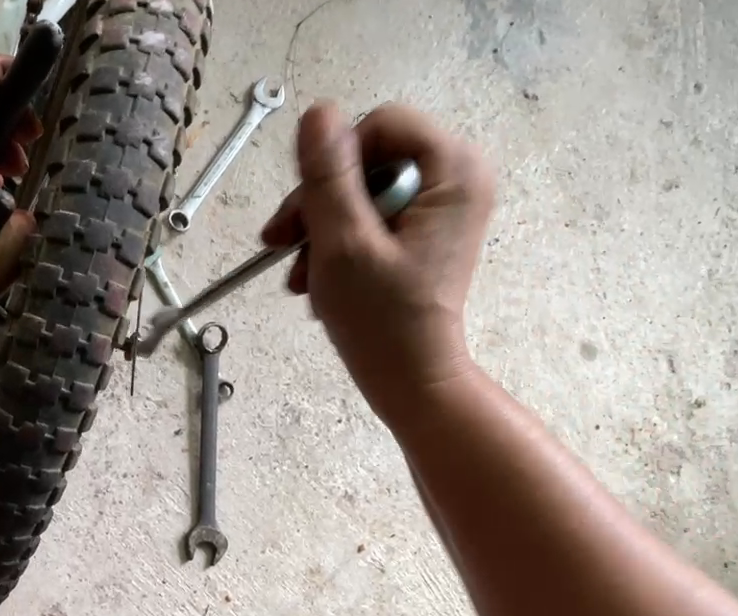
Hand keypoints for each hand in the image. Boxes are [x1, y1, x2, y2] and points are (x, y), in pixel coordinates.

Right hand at [261, 102, 495, 423]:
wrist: (409, 379)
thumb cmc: (380, 320)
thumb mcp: (342, 244)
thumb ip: (328, 177)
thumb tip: (316, 113)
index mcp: (453, 170)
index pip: (380, 125)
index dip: (331, 162)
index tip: (300, 215)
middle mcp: (456, 177)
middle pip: (367, 159)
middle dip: (319, 205)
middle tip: (281, 247)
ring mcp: (441, 206)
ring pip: (360, 191)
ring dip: (319, 230)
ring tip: (300, 276)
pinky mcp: (424, 232)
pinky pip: (370, 217)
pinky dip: (337, 244)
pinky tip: (317, 278)